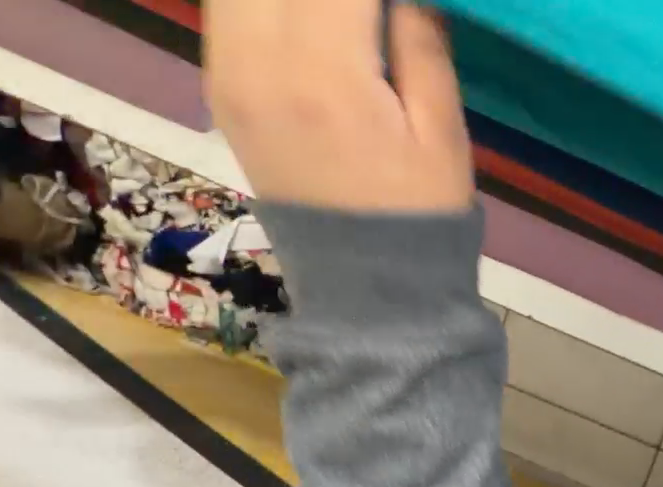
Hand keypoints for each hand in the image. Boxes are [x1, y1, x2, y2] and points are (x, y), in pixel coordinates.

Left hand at [205, 0, 474, 213]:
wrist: (368, 282)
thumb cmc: (422, 212)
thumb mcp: (444, 135)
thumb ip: (421, 44)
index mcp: (327, 77)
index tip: (399, 3)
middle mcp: (257, 60)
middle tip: (372, 11)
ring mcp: (226, 70)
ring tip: (342, 19)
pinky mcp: (217, 83)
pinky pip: (228, 6)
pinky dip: (269, 5)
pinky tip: (308, 21)